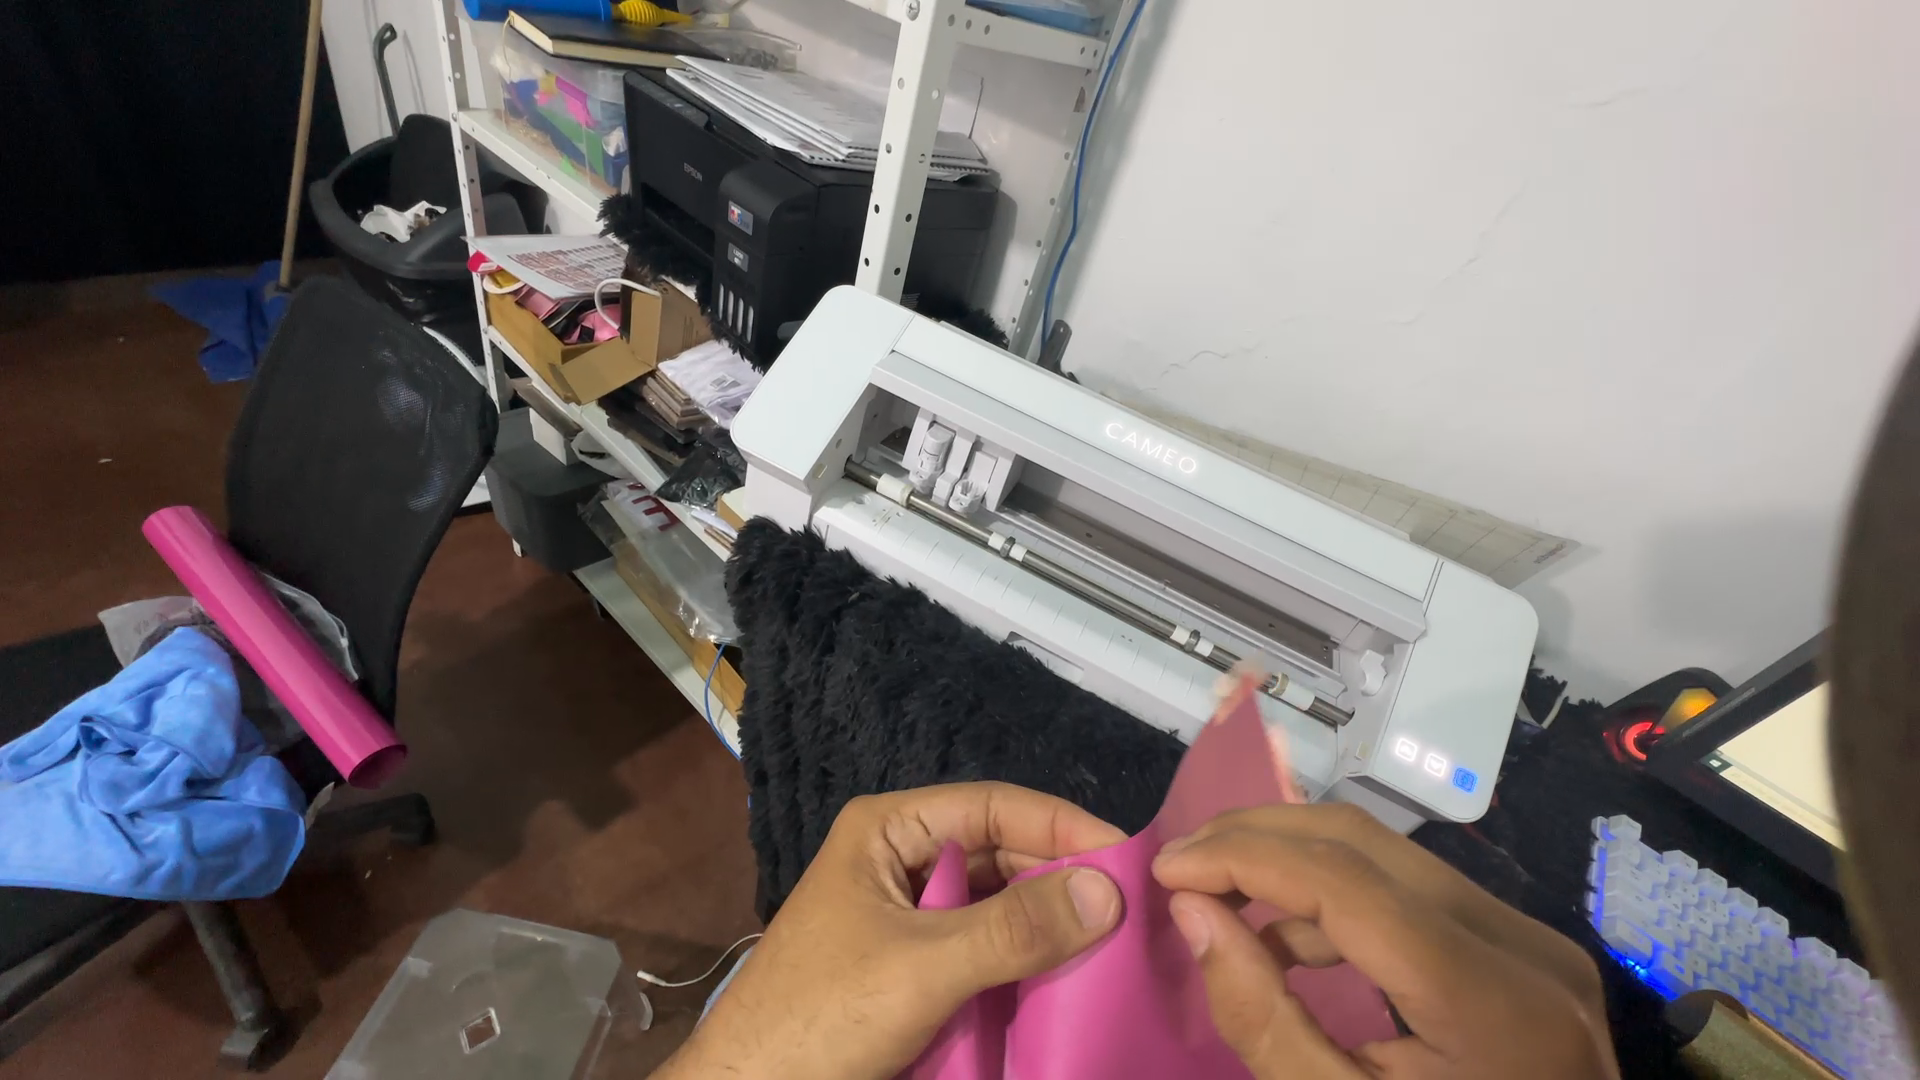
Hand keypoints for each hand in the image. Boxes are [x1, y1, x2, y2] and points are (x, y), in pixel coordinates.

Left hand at [658, 782, 1125, 1079]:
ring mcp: (905, 908)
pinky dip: (1020, 952)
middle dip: (1059, 873)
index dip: (1061, 825)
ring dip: (1045, 914)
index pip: (993, 806)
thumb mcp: (923, 968)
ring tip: (1114, 933)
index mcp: (890, 828)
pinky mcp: (910, 957)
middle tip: (1133, 901)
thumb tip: (1110, 892)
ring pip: (992, 897)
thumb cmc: (823, 1015)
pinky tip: (1064, 966)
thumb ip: (1014, 929)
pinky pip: (979, 940)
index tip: (1129, 855)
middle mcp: (901, 855)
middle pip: (997, 849)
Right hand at [1153, 804, 1618, 1079]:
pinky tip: (1282, 935)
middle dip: (1253, 839)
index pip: (1344, 881)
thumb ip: (1261, 1019)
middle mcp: (1521, 945)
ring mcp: (1524, 937)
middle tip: (1183, 864)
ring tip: (1217, 893)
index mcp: (1494, 1006)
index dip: (1242, 859)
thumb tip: (1192, 910)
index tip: (1167, 868)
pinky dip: (1325, 891)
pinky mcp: (1511, 941)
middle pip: (1358, 841)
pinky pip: (1398, 882)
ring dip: (1283, 857)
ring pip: (1376, 848)